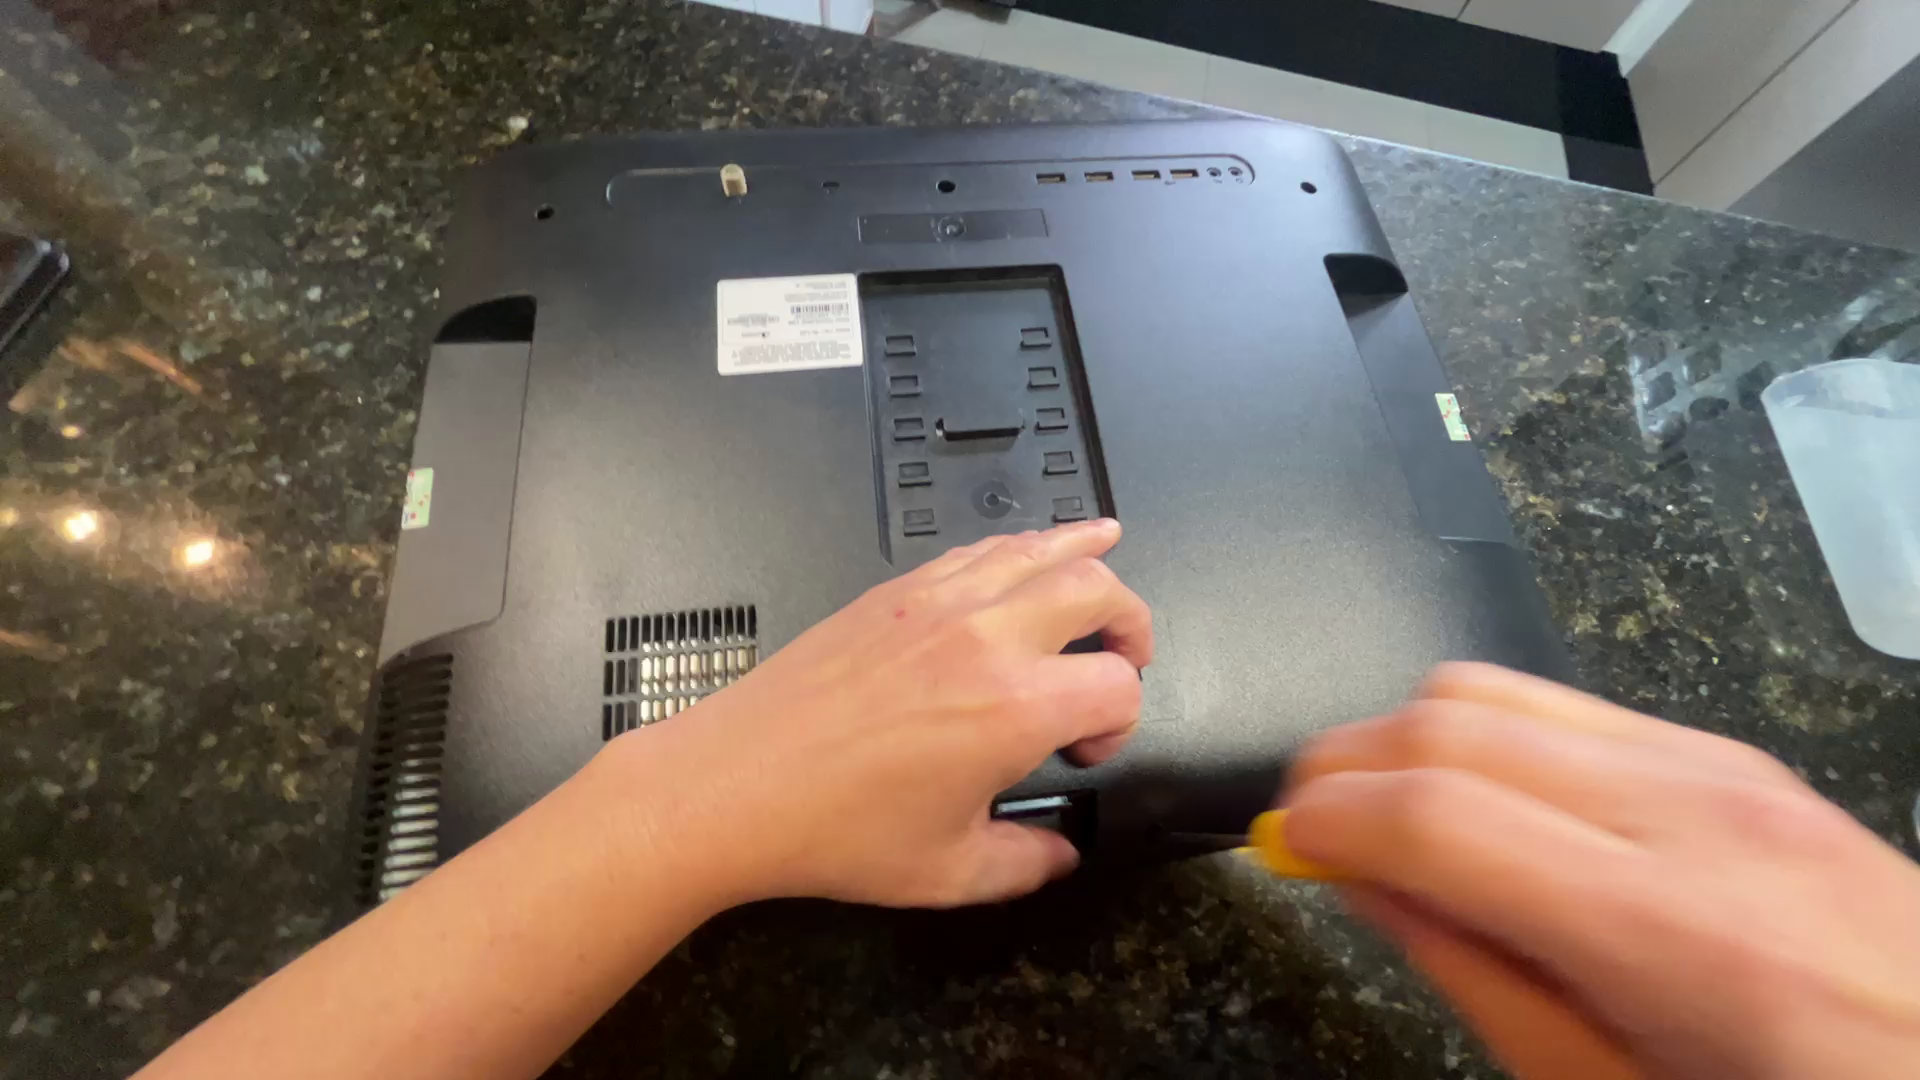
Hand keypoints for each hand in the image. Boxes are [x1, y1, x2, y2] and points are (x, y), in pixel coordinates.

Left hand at [597, 519, 1150, 910]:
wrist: (735, 781)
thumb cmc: (836, 830)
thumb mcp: (949, 872)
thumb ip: (1027, 862)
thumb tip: (1061, 852)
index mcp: (1014, 708)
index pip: (1118, 685)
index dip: (1122, 720)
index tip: (1086, 747)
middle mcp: (988, 636)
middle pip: (1099, 588)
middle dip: (1131, 619)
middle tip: (1125, 652)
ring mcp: (941, 599)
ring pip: (1042, 547)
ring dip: (1086, 552)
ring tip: (1109, 544)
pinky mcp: (901, 586)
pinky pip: (980, 549)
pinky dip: (1021, 546)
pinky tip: (1028, 552)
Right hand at [1282, 663, 1919, 1079]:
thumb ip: (1467, 970)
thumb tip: (1357, 874)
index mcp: (1682, 942)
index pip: (1440, 819)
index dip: (1331, 817)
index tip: (1285, 842)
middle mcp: (1696, 819)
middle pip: (1446, 729)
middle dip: (1340, 762)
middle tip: (1306, 816)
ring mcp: (1710, 764)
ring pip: (1475, 690)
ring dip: (1390, 734)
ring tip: (1372, 797)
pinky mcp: (1712, 746)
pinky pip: (1536, 695)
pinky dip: (1458, 726)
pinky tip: (1461, 783)